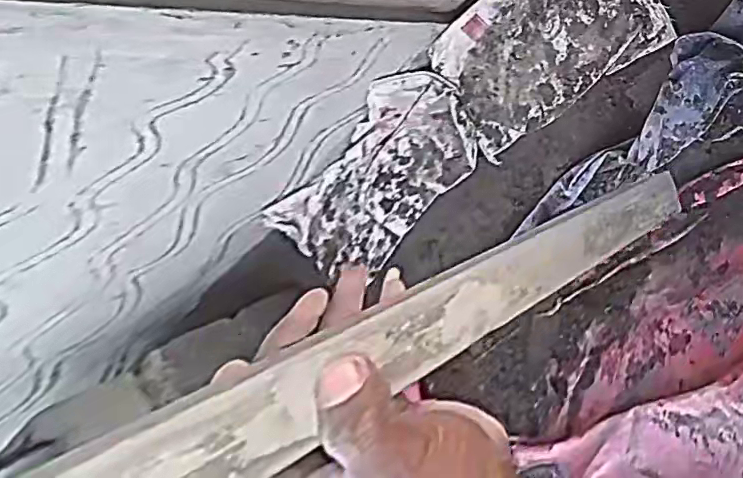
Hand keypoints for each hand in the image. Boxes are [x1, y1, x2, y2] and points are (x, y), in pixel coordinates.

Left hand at [212, 267, 516, 476]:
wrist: (489, 475)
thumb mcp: (398, 458)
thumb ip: (363, 420)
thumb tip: (338, 371)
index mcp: (307, 468)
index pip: (261, 425)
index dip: (253, 385)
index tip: (260, 348)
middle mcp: (324, 451)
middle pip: (298, 387)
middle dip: (310, 334)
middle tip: (323, 296)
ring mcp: (358, 431)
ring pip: (337, 369)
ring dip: (348, 322)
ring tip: (357, 283)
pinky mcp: (391, 412)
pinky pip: (376, 362)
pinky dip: (383, 327)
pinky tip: (391, 300)